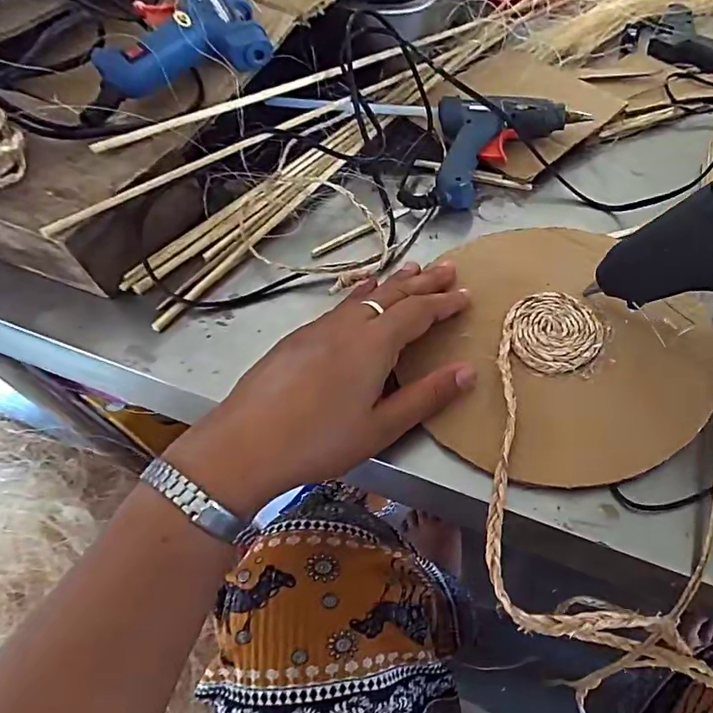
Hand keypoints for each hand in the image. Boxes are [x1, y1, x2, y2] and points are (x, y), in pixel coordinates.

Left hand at [162, 263, 473, 514]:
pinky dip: (362, 294)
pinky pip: (341, 305)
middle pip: (392, 294)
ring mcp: (318, 329)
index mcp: (372, 345)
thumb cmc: (319, 441)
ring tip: (412, 270)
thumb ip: (426, 396)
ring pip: (364, 295)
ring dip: (393, 282)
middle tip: (448, 268)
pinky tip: (361, 294)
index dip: (444, 303)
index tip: (466, 295)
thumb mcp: (381, 427)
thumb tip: (468, 371)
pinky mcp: (297, 339)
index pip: (417, 312)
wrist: (244, 444)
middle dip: (423, 281)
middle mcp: (346, 326)